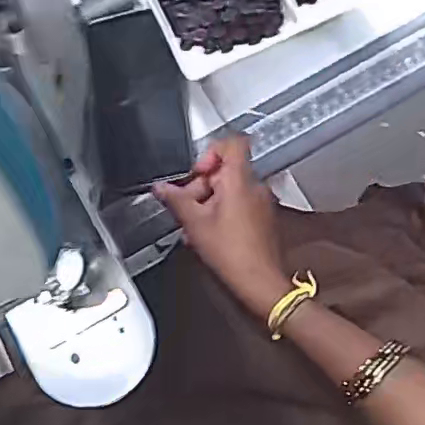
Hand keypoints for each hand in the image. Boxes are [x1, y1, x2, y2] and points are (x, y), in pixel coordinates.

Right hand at [154, 135, 290, 316]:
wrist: (259, 281)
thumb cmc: (233, 254)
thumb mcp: (195, 224)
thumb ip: (176, 200)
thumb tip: (161, 188)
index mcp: (240, 180)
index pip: (232, 143)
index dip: (210, 152)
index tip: (196, 172)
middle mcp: (255, 187)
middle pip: (225, 171)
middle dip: (202, 186)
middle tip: (189, 207)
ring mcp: (261, 204)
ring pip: (230, 191)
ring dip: (210, 203)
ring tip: (197, 226)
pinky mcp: (263, 220)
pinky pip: (239, 207)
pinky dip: (222, 215)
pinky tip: (210, 235)